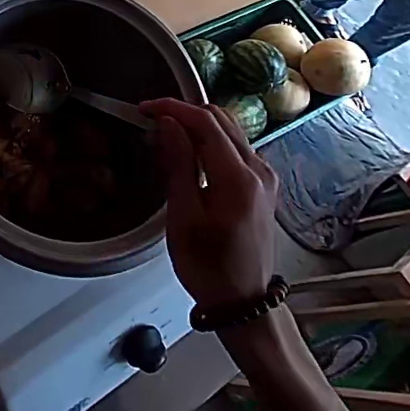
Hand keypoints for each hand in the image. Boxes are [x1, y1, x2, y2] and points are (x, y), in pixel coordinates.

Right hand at [139, 98, 278, 307]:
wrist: (243, 302)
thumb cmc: (209, 268)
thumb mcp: (184, 219)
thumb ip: (178, 166)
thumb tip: (169, 124)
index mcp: (239, 178)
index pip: (206, 122)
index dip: (173, 108)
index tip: (145, 109)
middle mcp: (259, 169)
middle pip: (220, 119)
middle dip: (184, 113)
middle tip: (152, 122)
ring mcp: (264, 176)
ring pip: (229, 130)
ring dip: (197, 125)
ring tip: (166, 135)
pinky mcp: (262, 184)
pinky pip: (235, 146)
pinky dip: (210, 140)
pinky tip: (189, 153)